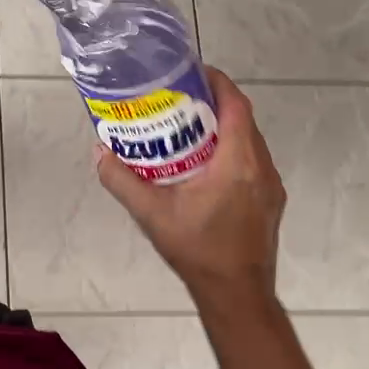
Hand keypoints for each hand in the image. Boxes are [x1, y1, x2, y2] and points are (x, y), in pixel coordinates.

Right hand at [95, 67, 285, 307]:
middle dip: (214, 101)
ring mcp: (270, 186)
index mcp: (238, 163)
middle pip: (243, 119)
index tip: (191, 71)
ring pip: (250, 140)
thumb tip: (98, 151)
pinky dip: (231, 147)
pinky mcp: (270, 201)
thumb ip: (121, 179)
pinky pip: (253, 159)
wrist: (237, 296)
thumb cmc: (197, 250)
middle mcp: (261, 168)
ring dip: (224, 125)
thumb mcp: (151, 213)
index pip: (236, 106)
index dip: (217, 82)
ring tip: (187, 123)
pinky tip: (203, 161)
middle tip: (179, 96)